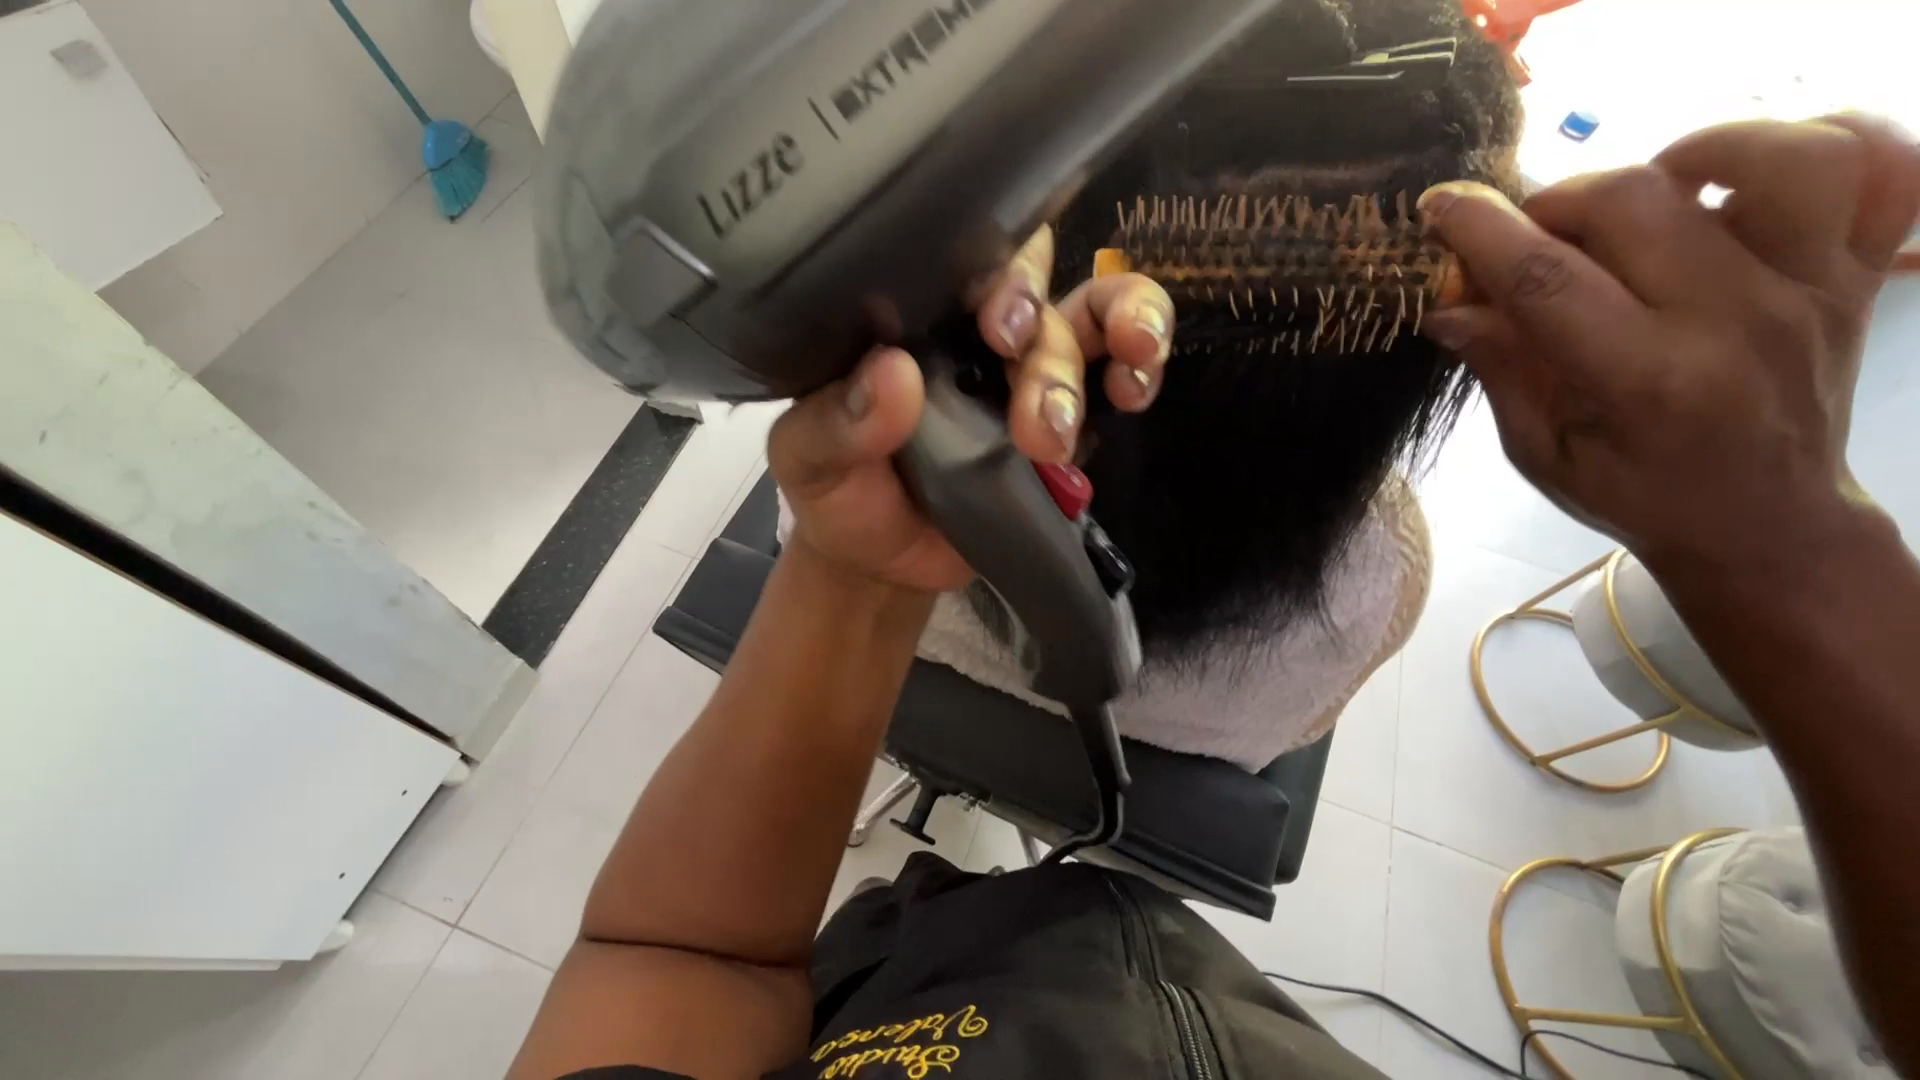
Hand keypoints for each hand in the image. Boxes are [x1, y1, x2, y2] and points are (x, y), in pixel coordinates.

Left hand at [770, 227, 1174, 592]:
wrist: (886, 562)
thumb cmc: (840, 495)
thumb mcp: (811, 461)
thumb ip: (839, 422)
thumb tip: (893, 373)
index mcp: (912, 323)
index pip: (961, 258)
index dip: (996, 274)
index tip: (1003, 326)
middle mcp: (973, 334)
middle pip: (1038, 287)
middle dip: (1048, 331)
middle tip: (1033, 381)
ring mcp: (1025, 375)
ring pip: (1091, 317)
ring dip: (1120, 334)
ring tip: (1126, 382)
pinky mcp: (1065, 421)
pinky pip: (1118, 374)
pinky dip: (1140, 371)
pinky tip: (1135, 390)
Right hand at [1418, 113, 1919, 570]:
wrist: (1762, 521)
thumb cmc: (1633, 493)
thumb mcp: (1539, 450)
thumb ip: (1501, 367)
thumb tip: (1447, 301)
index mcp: (1644, 381)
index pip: (1545, 280)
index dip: (1480, 231)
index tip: (1438, 205)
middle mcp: (1735, 321)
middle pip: (1636, 202)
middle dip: (1556, 200)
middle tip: (1532, 232)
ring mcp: (1813, 289)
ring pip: (1780, 159)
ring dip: (1693, 153)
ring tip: (1648, 190)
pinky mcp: (1860, 273)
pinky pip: (1884, 167)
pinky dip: (1822, 140)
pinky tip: (1743, 179)